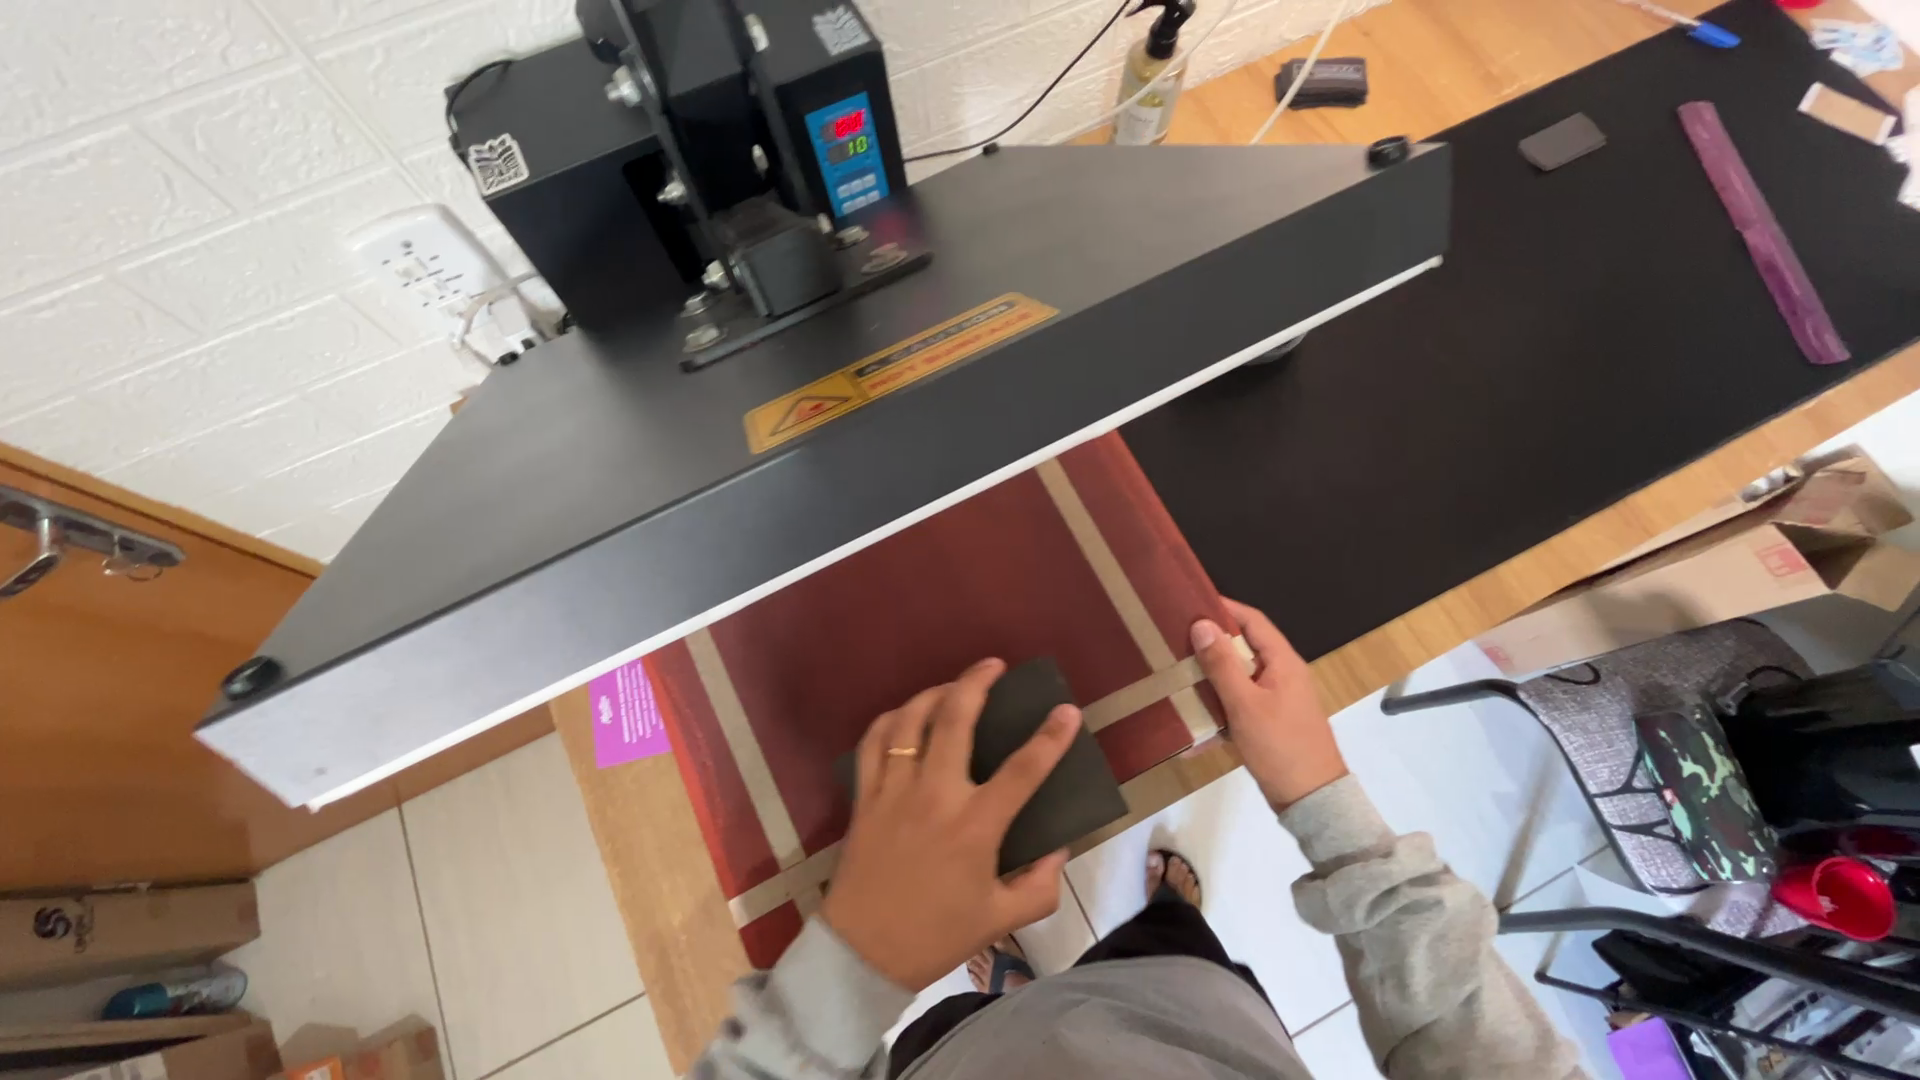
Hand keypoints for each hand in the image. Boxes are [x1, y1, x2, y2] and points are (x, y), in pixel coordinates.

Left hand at [820, 658, 1080, 990]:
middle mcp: (935, 795)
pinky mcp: (864, 796)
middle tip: (994, 665)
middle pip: (956, 720)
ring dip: (934, 693)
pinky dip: (889, 720)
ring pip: (910, 721)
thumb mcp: (1001, 920)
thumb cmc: (935, 936)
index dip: (1051, 737)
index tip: (1067, 711)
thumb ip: (1040, 885)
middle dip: (977, 682)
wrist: (863, 954)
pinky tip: (905, 715)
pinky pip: (872, 743)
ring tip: (952, 686)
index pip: (1023, 770)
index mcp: (975, 826)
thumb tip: (1059, 850)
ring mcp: (894, 791)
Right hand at [1191, 599, 1347, 809]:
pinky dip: (1218, 703)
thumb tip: (1201, 624)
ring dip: (1211, 674)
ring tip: (1176, 670)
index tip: (1191, 603)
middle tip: (1174, 637)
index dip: (1224, 608)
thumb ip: (1222, 664)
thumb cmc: (1280, 746)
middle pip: (1244, 647)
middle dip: (1211, 642)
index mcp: (1283, 663)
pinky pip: (1239, 701)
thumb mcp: (1245, 704)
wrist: (1310, 799)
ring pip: (1238, 675)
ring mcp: (1277, 699)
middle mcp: (1283, 675)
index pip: (1253, 621)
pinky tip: (1193, 714)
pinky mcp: (1269, 721)